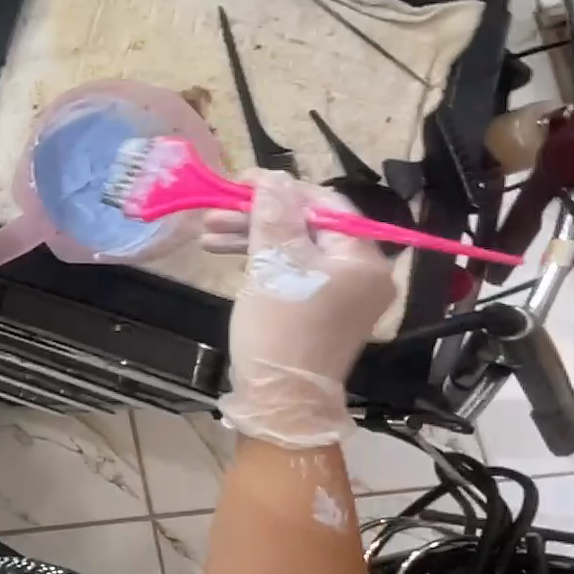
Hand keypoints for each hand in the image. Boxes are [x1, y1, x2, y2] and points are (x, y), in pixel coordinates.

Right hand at [202, 172, 395, 448]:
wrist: (282, 395)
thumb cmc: (279, 327)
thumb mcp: (271, 265)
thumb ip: (272, 217)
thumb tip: (272, 178)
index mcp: (362, 258)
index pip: (324, 206)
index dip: (280, 190)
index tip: (238, 184)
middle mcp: (364, 272)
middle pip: (308, 228)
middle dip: (259, 218)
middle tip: (213, 215)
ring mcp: (345, 293)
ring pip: (298, 250)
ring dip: (254, 239)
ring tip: (209, 237)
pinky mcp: (324, 310)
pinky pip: (297, 272)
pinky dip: (265, 263)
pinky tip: (232, 258)